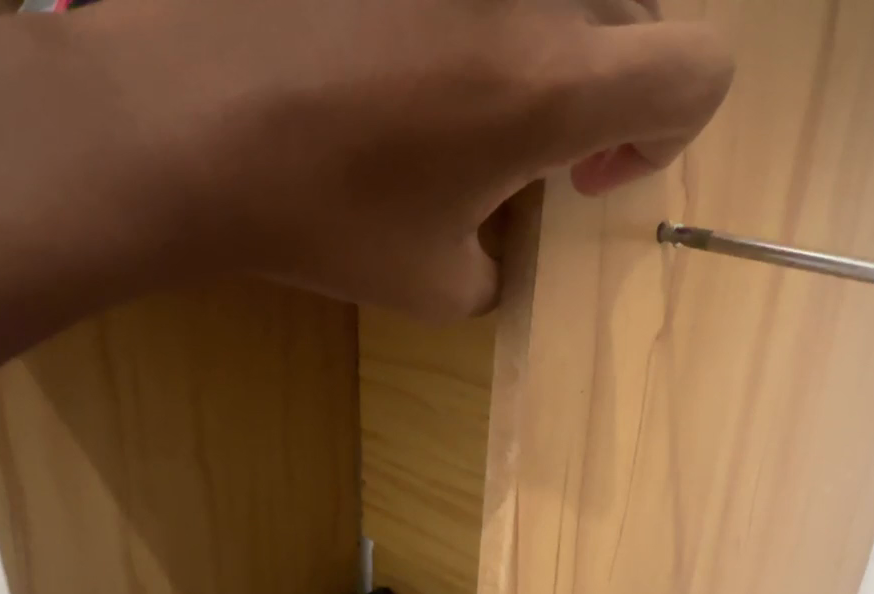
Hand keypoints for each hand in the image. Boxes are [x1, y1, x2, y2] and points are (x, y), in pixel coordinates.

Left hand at [69, 0, 732, 316]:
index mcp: (551, 81)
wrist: (174, 124)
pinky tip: (414, 53)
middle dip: (612, 86)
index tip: (593, 174)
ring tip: (476, 96)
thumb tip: (506, 241)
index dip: (672, 128)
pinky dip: (481, 22)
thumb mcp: (435, 285)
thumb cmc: (315, 219)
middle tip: (537, 146)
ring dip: (554, 40)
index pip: (700, 68)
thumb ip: (507, 263)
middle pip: (638, 10)